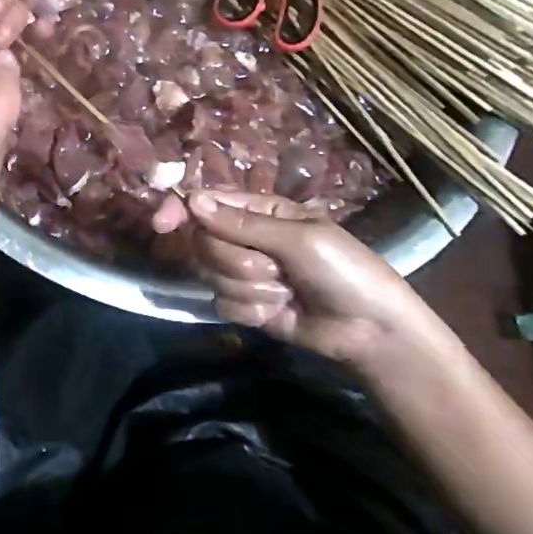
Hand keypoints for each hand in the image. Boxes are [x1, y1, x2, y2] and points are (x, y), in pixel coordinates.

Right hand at [156, 189, 439, 366]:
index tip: (160, 224)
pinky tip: (278, 312)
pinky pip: (221, 302)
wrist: (371, 332)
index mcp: (262, 212)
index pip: (207, 203)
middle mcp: (246, 239)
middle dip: (235, 260)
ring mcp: (244, 272)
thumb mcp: (300, 240)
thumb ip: (242, 224)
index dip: (180, 210)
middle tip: (274, 269)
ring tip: (286, 293)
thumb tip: (192, 201)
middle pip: (204, 241)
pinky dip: (250, 309)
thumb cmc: (347, 272)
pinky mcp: (244, 304)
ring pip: (211, 274)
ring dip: (249, 287)